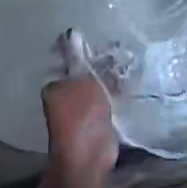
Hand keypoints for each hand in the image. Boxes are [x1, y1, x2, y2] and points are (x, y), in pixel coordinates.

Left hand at [42, 30, 117, 187]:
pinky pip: (107, 99)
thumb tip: (70, 31)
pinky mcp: (98, 120)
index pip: (68, 61)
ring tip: (129, 60)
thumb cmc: (80, 114)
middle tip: (120, 48)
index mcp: (54, 86)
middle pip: (83, 73)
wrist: (89, 156)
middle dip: (100, 63)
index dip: (84, 50)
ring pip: (97, 86)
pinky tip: (131, 81)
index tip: (102, 40)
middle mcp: (65, 97)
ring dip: (110, 78)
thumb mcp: (80, 79)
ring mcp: (82, 110)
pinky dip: (116, 92)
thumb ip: (78, 57)